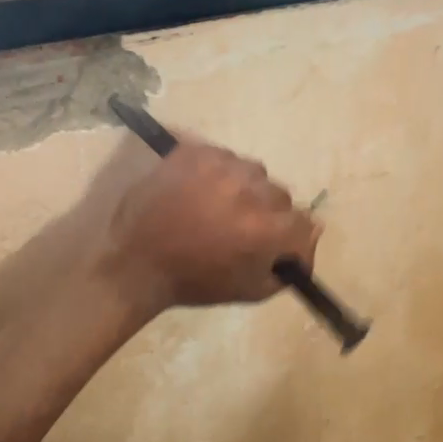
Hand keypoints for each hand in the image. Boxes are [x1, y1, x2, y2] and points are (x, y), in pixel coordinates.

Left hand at [103, 139, 320, 311]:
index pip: (304, 223)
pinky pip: (223, 157)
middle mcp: (251, 189)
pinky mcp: (196, 151)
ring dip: (244, 190)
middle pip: (280, 196)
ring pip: (253, 173)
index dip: (293, 239)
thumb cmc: (192, 281)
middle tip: (241, 229)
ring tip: (217, 208)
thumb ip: (284, 273)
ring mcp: (222, 165)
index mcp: (267, 227)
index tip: (277, 248)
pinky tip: (198, 192)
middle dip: (268, 214)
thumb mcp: (248, 290)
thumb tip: (308, 245)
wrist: (134, 260)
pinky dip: (217, 174)